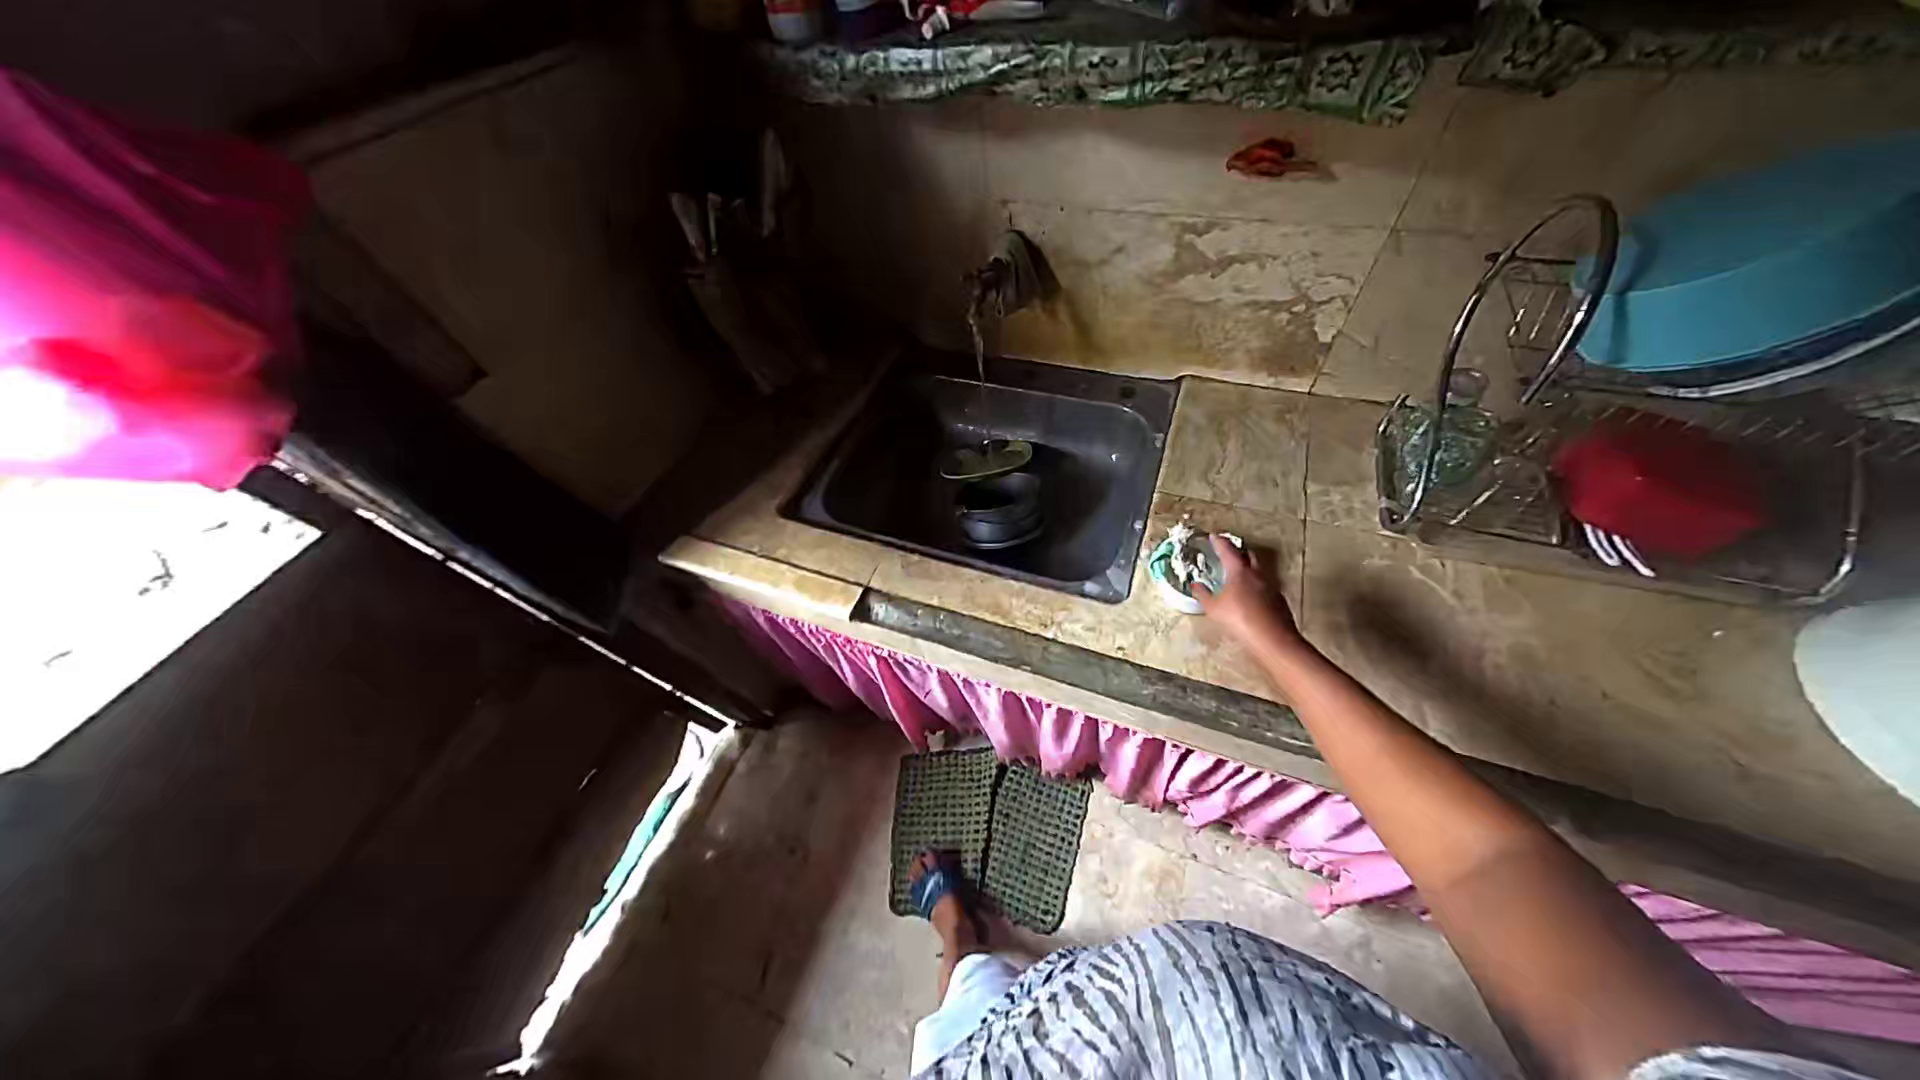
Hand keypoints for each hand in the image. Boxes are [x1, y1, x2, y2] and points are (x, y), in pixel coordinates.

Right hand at [1192, 534, 1300, 649]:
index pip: (1228, 549)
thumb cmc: (1239, 619)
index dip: (1219, 542)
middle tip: (1228, 551)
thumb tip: (1195, 585)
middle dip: (1238, 551)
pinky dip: (1256, 585)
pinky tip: (1250, 596)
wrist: (1273, 639)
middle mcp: (1257, 574)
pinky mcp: (1278, 600)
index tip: (1214, 536)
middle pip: (1248, 555)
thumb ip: (1203, 594)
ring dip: (1248, 568)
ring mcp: (1271, 586)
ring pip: (1259, 570)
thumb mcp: (1213, 608)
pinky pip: (1265, 586)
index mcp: (1239, 570)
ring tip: (1237, 574)